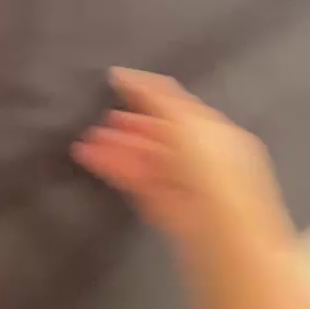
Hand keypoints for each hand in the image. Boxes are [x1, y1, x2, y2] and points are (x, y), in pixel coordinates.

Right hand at [72, 68, 294, 258]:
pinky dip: (112, 167)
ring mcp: (180, 182)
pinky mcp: (161, 205)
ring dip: (115, 145)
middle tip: (99, 116)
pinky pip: (133, 179)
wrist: (223, 234)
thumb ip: (155, 96)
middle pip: (158, 133)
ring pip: (142, 157)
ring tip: (85, 138)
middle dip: (128, 123)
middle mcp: (199, 156)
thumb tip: (124, 75)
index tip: (114, 82)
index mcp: (214, 131)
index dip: (146, 94)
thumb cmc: (213, 169)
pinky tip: (88, 156)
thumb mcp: (188, 121)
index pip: (176, 106)